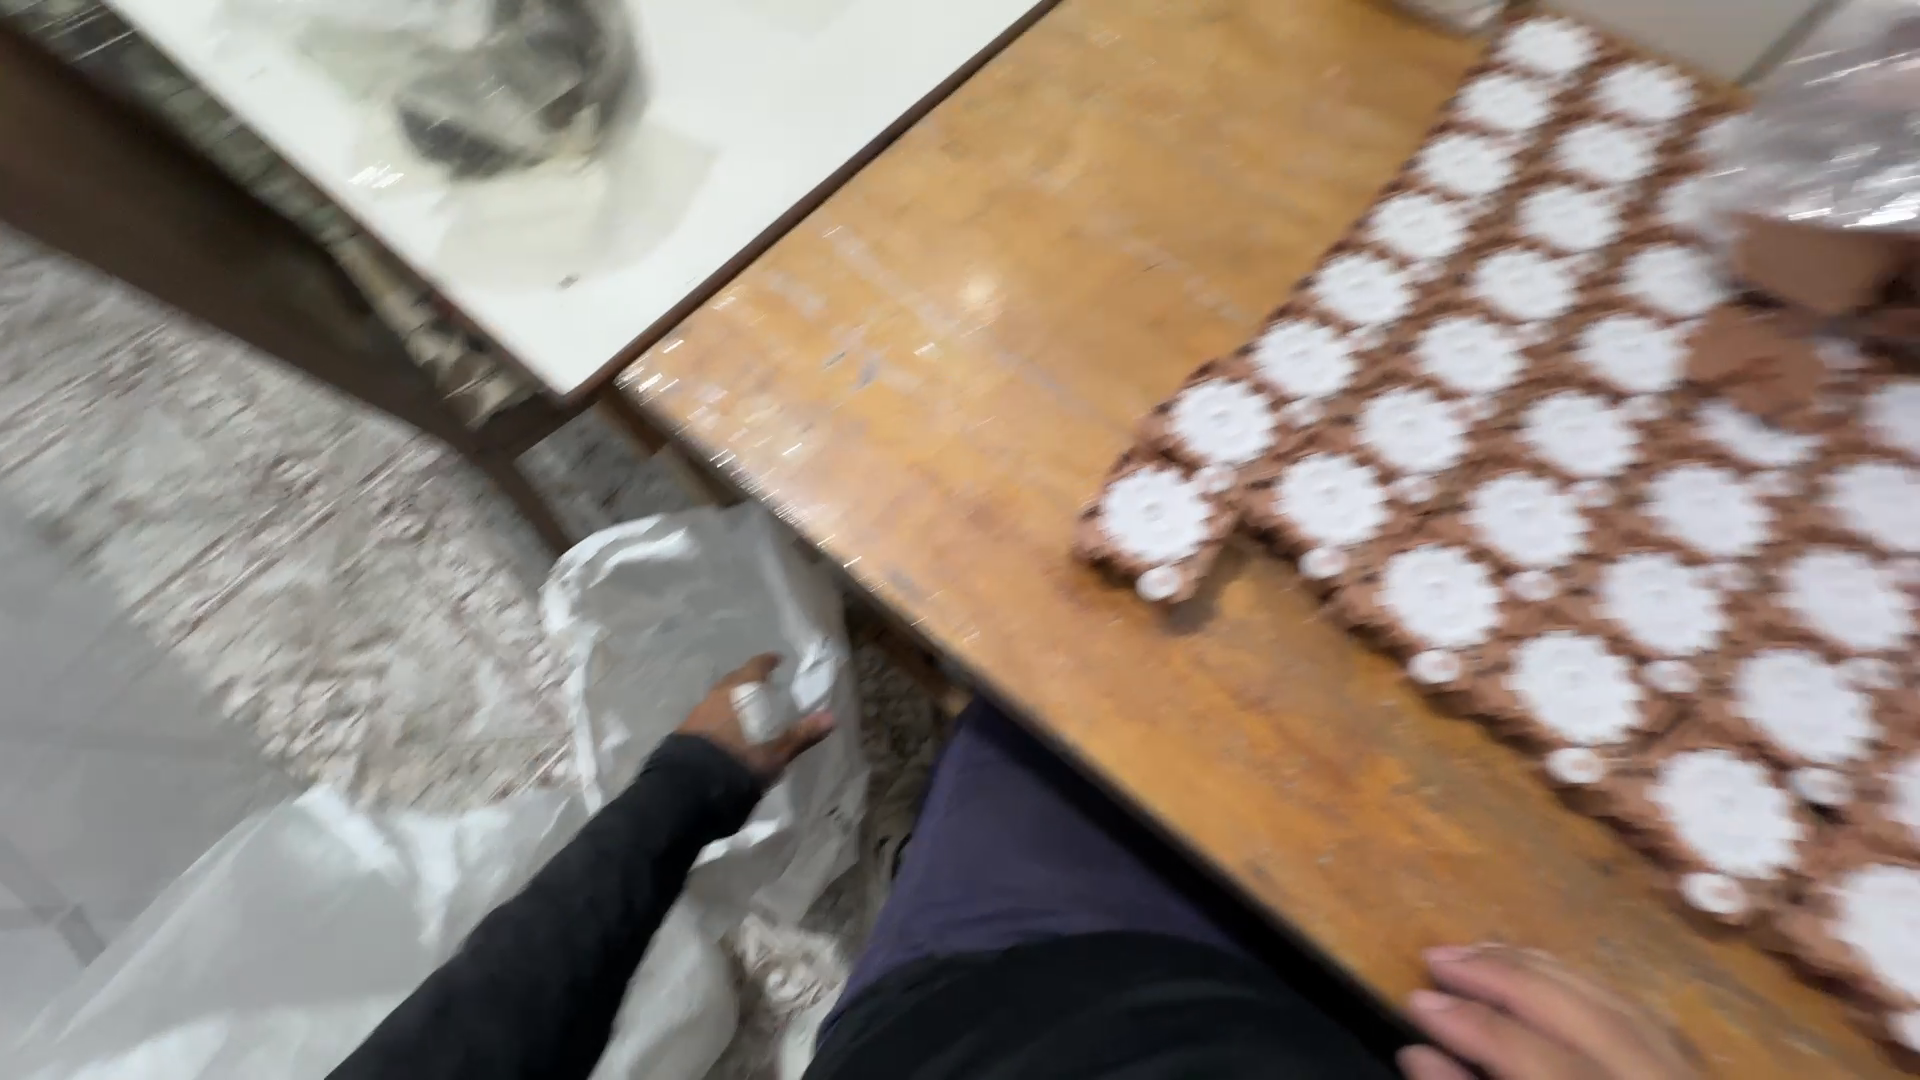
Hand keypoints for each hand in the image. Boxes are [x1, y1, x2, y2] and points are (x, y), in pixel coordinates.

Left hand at [676, 653, 834, 784]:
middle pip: (737, 678)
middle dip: (751, 681)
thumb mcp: (777, 752)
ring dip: (734, 700)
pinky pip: (708, 714)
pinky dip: (720, 716)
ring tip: (747, 712)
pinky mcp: (686, 729)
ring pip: (721, 696)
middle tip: (765, 688)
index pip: (758, 665)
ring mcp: (699, 710)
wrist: (689, 787)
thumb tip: (831, 717)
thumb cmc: (740, 761)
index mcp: (743, 689)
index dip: (769, 662)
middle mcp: (719, 693)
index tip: (778, 662)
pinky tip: (726, 730)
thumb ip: (802, 734)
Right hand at [1399, 944, 1699, 1079]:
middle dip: (1497, 976)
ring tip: (1474, 950)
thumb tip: (1415, 1054)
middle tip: (1435, 956)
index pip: (1535, 1060)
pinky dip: (1579, 984)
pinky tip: (1537, 970)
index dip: (1470, 1025)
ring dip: (1533, 968)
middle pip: (1578, 1016)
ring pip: (1611, 1003)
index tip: (1414, 999)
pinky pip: (1640, 1015)